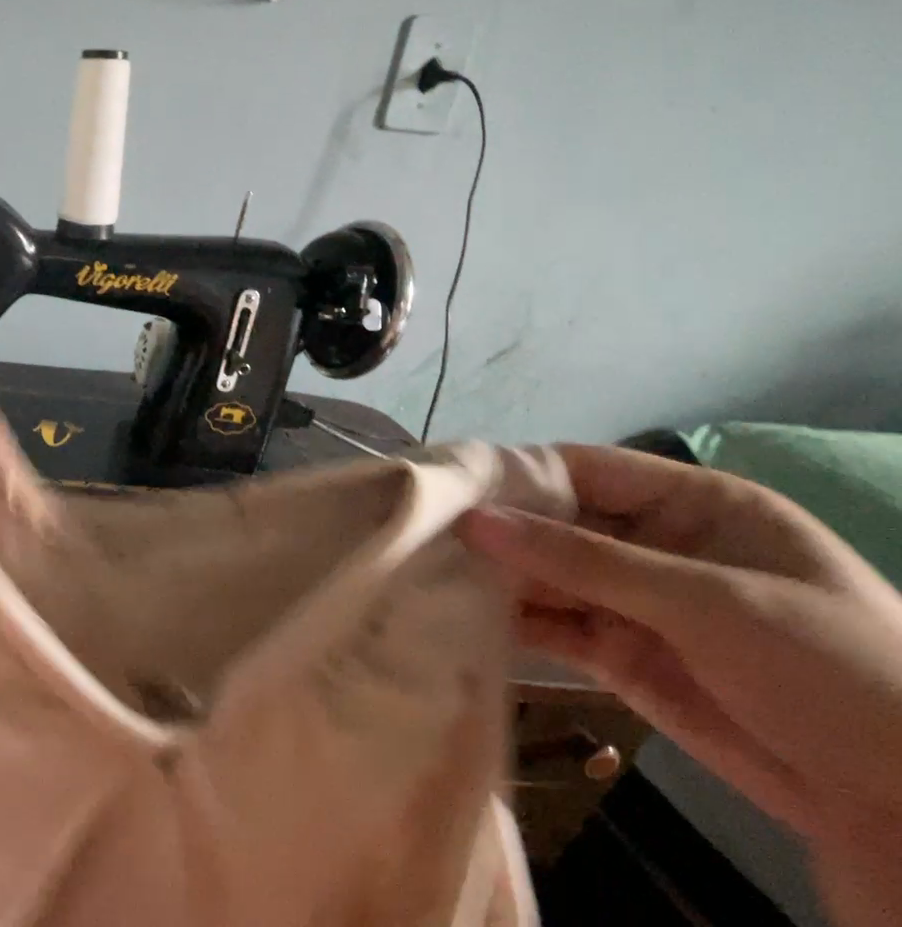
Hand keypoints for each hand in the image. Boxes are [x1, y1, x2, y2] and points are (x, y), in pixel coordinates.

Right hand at [456, 445, 901, 920]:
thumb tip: (475, 521)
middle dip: (493, 530)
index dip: (514, 473)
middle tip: (414, 534)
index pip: (585, 469)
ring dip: (492, 579)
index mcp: (696, 507)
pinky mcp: (617, 654)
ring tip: (419, 575)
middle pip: (555, 523)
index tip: (441, 485)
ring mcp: (635, 602)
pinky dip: (507, 624)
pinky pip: (550, 626)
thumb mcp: (707, 601)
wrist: (899, 798)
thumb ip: (584, 559)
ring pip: (544, 577)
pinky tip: (455, 619)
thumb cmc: (826, 666)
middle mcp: (655, 545)